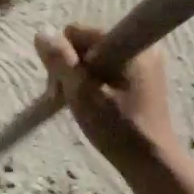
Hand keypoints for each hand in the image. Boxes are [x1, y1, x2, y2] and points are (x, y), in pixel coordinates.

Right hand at [34, 25, 175, 162]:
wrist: (151, 161)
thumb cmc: (117, 128)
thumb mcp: (82, 93)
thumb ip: (61, 62)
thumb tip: (42, 34)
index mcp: (129, 44)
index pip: (78, 32)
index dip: (63, 57)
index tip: (62, 88)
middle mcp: (140, 45)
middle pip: (87, 43)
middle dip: (71, 68)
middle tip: (69, 100)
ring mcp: (144, 62)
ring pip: (95, 58)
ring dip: (81, 79)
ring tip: (82, 106)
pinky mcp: (144, 78)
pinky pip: (108, 70)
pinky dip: (95, 84)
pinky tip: (96, 106)